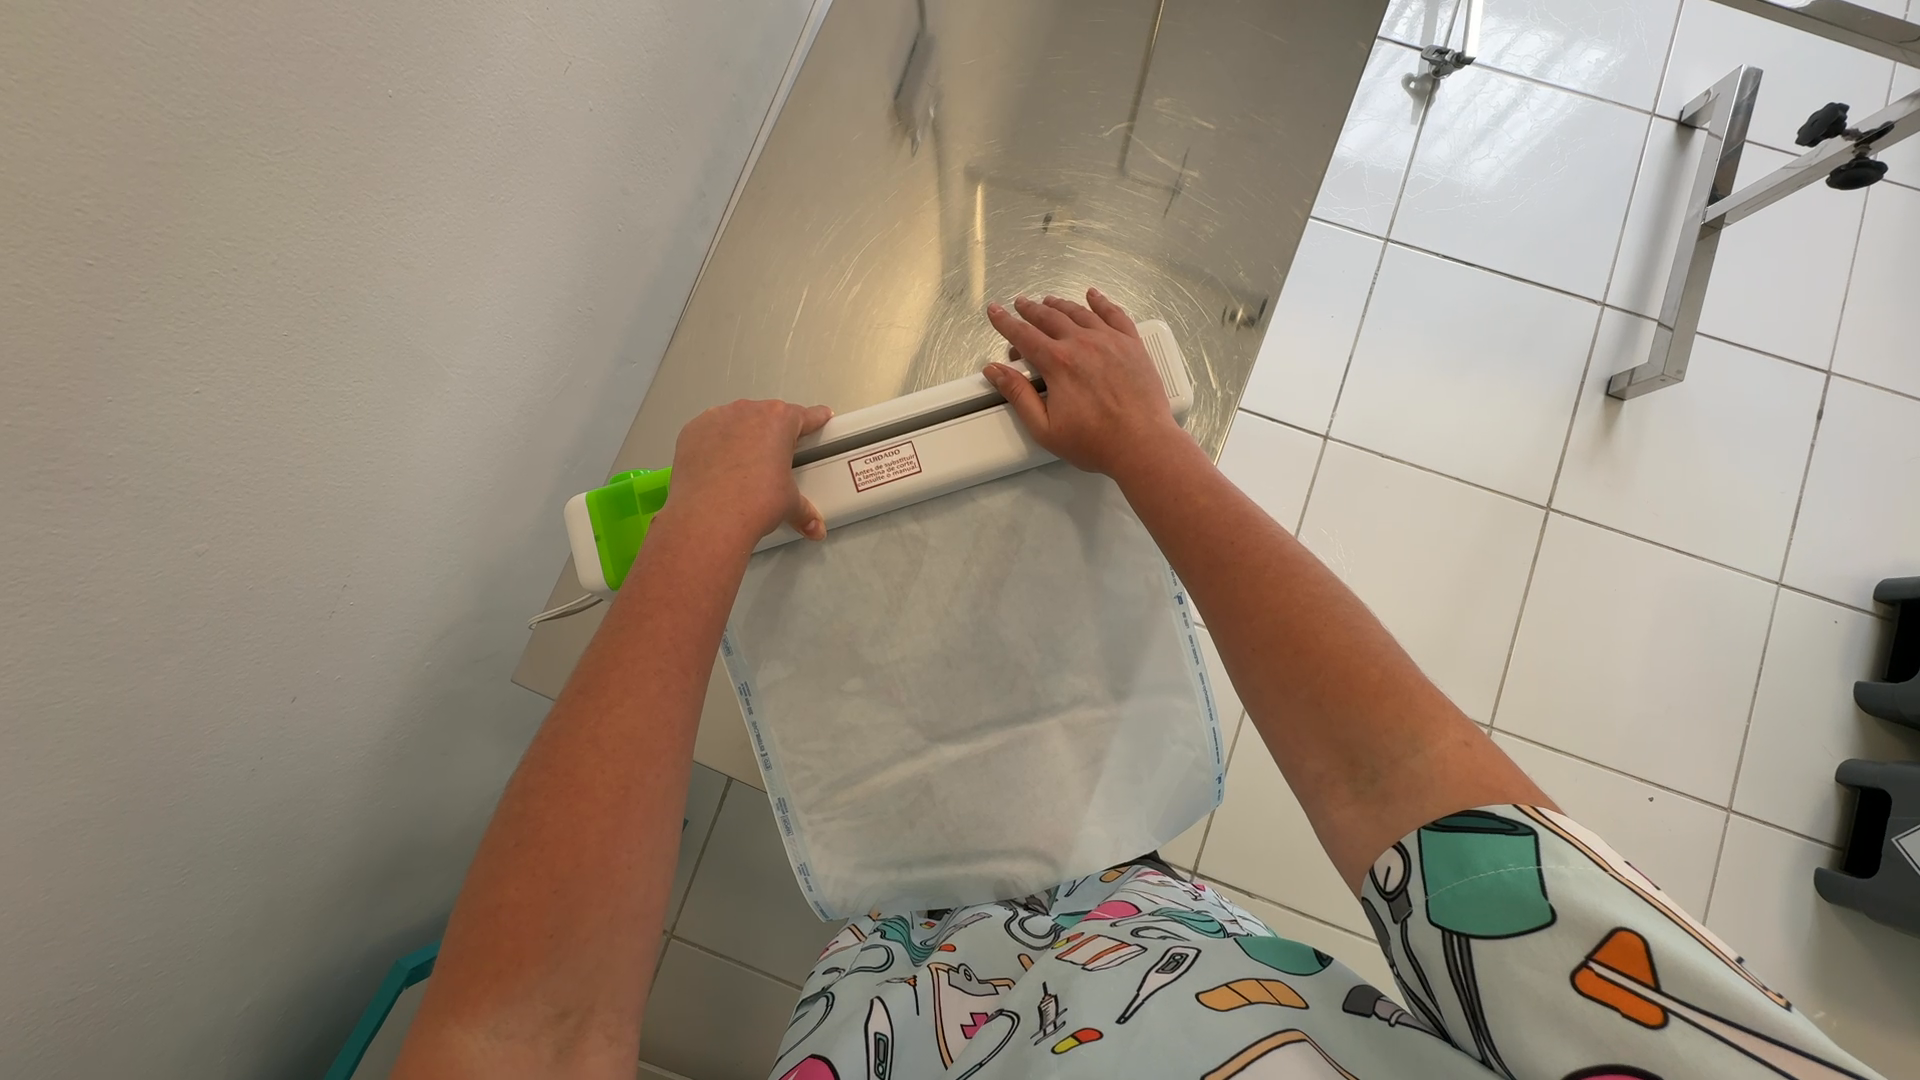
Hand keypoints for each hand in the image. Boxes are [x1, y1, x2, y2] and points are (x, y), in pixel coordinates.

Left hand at [663, 399, 833, 544]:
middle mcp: (747, 412)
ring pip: (737, 420)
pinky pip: (711, 431)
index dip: (816, 418)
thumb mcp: (789, 505)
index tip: (821, 417)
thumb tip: (814, 528)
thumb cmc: (754, 502)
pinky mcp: (692, 431)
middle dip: (774, 432)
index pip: (805, 415)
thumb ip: (804, 511)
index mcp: (779, 421)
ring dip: (744, 434)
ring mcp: (716, 418)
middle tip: (777, 458)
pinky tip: (719, 465)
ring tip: (745, 464)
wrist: (709, 517)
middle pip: (768, 415)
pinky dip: (716, 443)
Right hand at [983, 290, 1187, 478]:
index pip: (1023, 335)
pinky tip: (1093, 296)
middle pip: (1049, 318)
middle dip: (1030, 310)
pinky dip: (1101, 302)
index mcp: (1058, 363)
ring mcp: (1110, 341)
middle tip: (1020, 304)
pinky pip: (1115, 314)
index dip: (1005, 322)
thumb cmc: (1095, 442)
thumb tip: (995, 371)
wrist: (1142, 444)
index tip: (995, 312)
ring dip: (1059, 305)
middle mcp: (1083, 344)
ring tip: (1048, 301)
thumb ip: (1018, 395)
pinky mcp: (1132, 344)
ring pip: (1079, 312)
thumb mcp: (1044, 427)